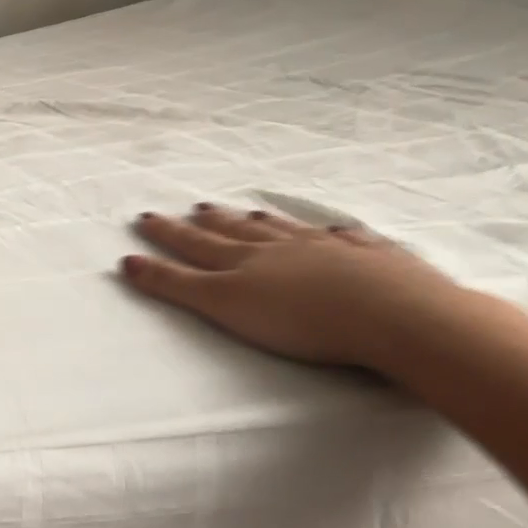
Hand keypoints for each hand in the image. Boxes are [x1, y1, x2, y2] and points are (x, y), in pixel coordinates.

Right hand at [120, 203, 500, 369]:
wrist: (400, 318)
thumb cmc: (302, 319)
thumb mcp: (224, 305)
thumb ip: (174, 285)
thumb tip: (127, 262)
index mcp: (244, 261)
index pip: (196, 244)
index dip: (168, 233)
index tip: (146, 218)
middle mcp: (283, 248)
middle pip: (239, 231)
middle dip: (213, 222)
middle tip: (195, 208)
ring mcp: (332, 251)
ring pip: (288, 231)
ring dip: (265, 222)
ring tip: (249, 211)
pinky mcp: (379, 262)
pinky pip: (351, 240)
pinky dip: (336, 234)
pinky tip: (337, 230)